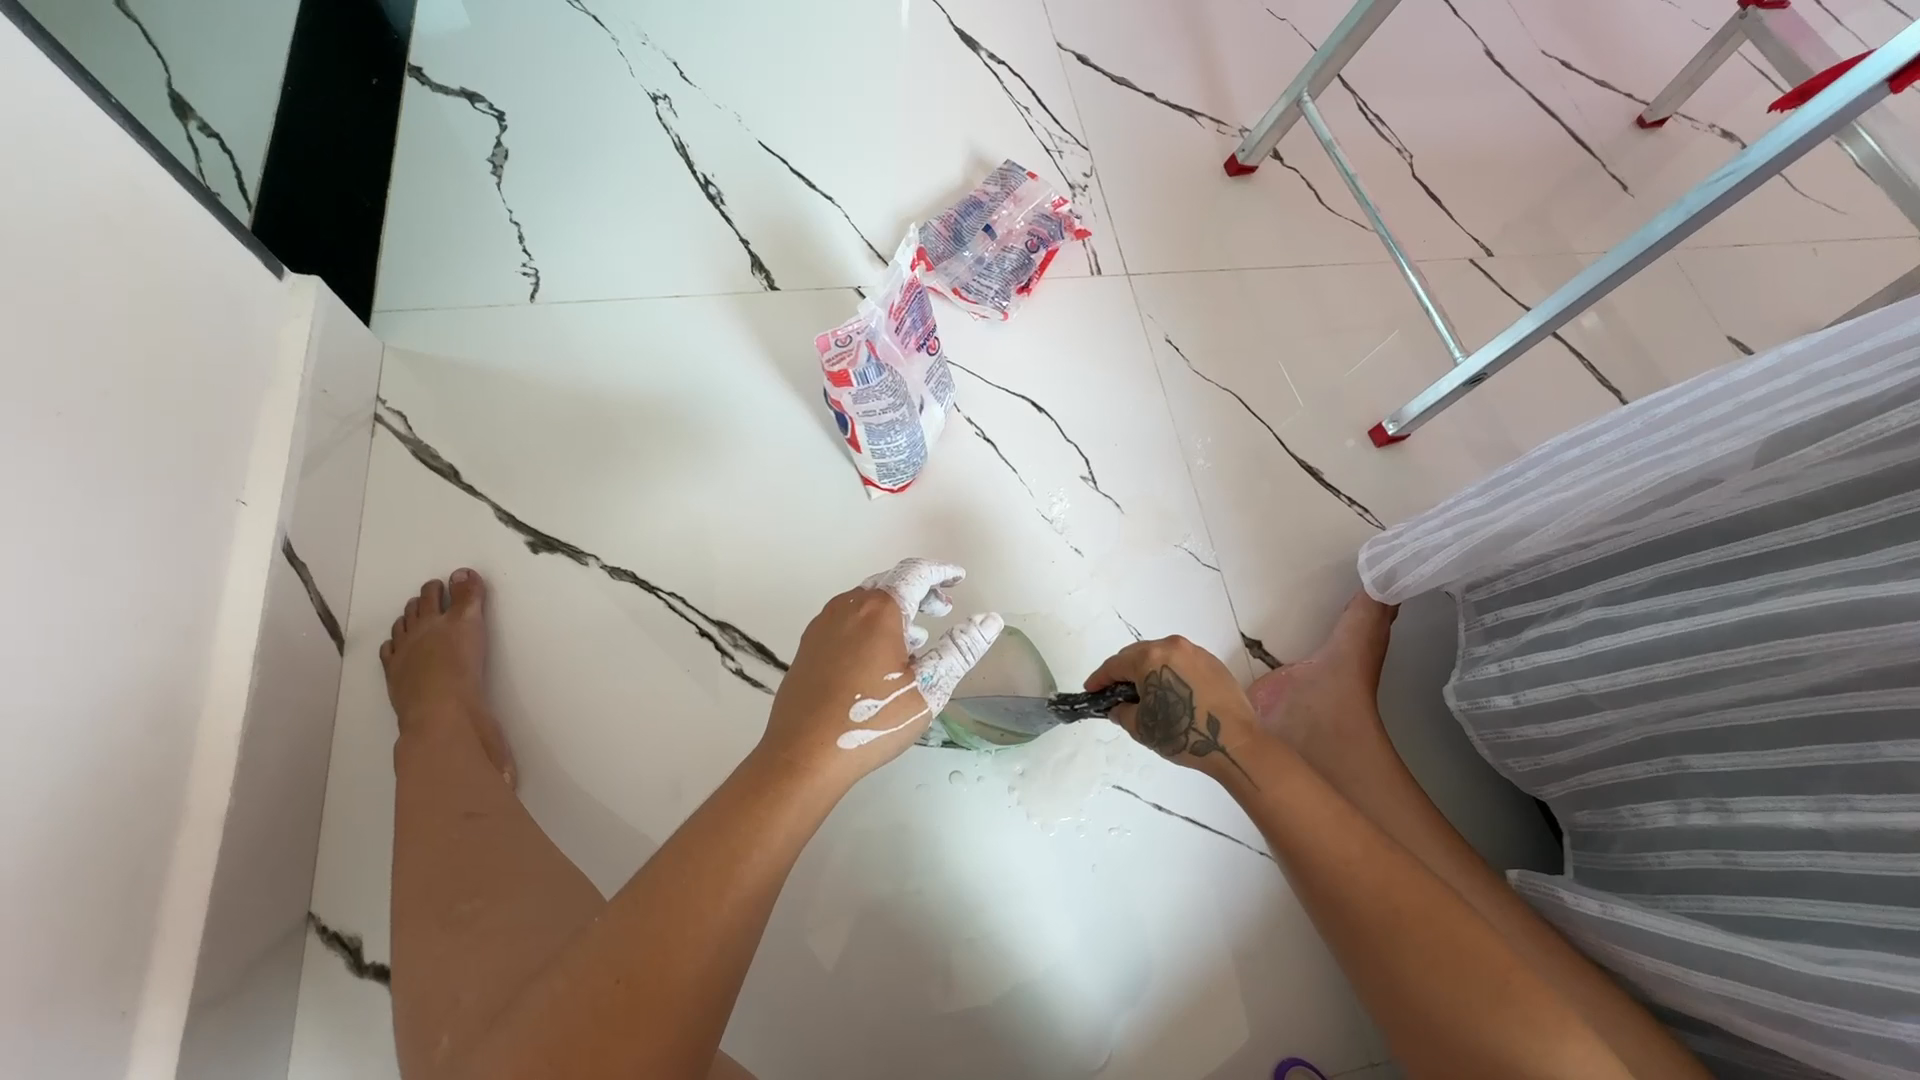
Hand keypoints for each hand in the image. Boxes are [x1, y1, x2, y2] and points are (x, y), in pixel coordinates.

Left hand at [760, 559, 1001, 784]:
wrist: (802, 753)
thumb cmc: (871, 720)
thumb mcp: (928, 688)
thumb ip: (961, 649)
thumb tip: (990, 620)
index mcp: (879, 611)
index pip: (916, 573)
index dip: (941, 572)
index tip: (958, 577)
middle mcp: (848, 607)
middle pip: (890, 583)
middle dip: (920, 590)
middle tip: (943, 609)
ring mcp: (823, 624)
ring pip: (865, 601)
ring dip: (895, 608)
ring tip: (918, 637)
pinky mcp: (809, 645)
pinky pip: (847, 618)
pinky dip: (871, 623)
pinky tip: (880, 655)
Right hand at [1086, 636, 1263, 788]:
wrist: (1235, 742)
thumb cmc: (1183, 734)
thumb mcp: (1142, 727)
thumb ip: (1122, 712)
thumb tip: (1118, 706)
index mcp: (1150, 658)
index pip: (1115, 665)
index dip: (1099, 679)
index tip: (1090, 690)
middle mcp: (1172, 646)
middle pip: (1137, 655)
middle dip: (1123, 672)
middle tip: (1115, 692)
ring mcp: (1195, 652)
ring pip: (1161, 656)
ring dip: (1147, 671)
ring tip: (1144, 693)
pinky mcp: (1213, 662)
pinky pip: (1181, 662)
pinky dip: (1169, 673)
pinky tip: (1170, 693)